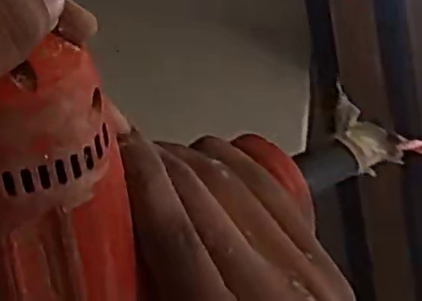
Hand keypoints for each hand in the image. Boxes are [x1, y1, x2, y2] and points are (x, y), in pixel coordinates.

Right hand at [121, 128, 353, 299]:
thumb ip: (136, 280)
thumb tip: (89, 218)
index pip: (173, 231)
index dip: (134, 173)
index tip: (103, 138)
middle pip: (198, 192)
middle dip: (150, 154)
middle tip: (116, 145)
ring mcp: (315, 283)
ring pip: (229, 178)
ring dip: (181, 154)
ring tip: (152, 159)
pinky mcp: (332, 268)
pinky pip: (267, 186)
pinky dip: (225, 160)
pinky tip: (199, 161)